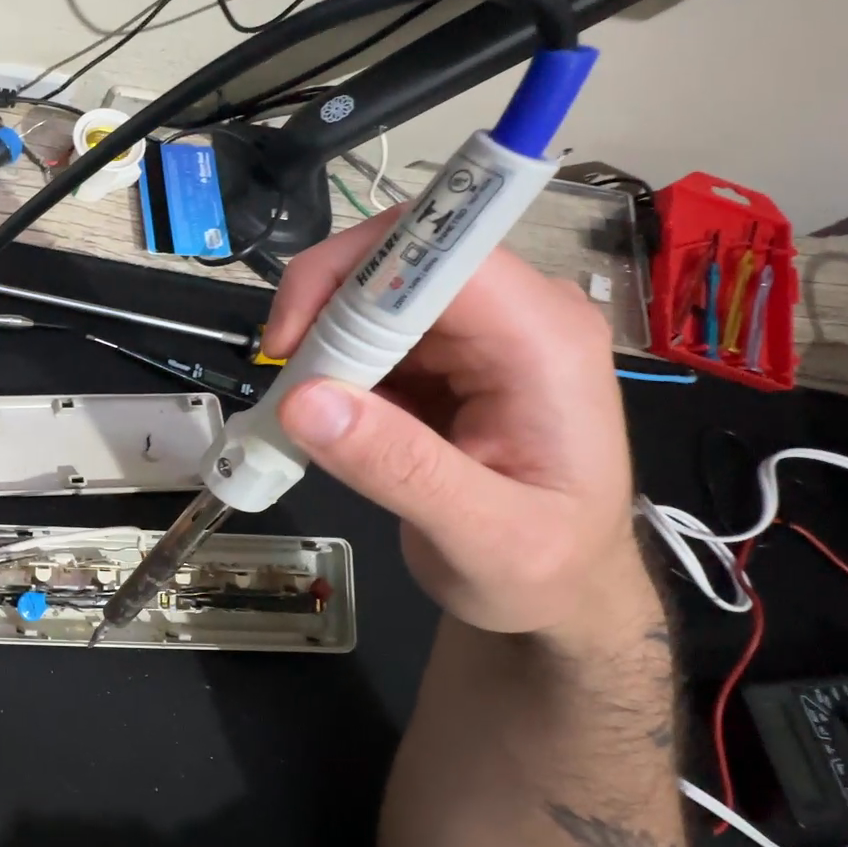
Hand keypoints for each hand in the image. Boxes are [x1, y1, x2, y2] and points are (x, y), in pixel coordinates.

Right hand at [263, 210, 650, 637]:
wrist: (561, 593)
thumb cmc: (546, 573)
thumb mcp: (482, 536)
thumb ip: (399, 468)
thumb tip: (301, 401)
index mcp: (541, 342)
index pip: (438, 254)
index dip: (352, 273)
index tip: (290, 342)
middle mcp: (512, 319)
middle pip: (393, 263)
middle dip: (321, 313)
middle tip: (286, 386)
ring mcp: (474, 337)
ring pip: (368, 296)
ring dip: (317, 343)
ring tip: (299, 411)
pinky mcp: (442, 358)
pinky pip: (364, 333)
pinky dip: (325, 365)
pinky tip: (321, 414)